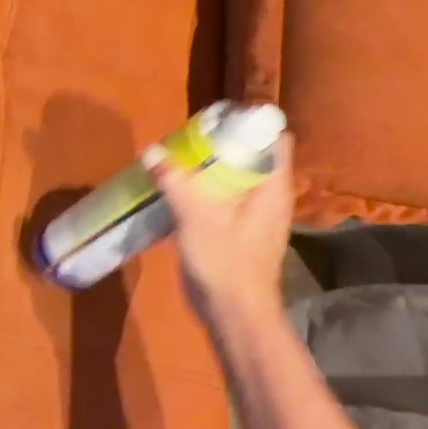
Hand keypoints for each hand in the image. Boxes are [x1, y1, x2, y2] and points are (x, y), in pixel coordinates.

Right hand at [148, 133, 295, 328]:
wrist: (234, 313)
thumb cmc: (226, 262)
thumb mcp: (196, 217)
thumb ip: (174, 182)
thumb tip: (152, 151)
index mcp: (271, 190)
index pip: (275, 143)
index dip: (251, 125)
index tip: (219, 115)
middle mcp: (267, 199)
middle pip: (251, 158)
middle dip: (221, 144)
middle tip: (187, 134)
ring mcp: (252, 217)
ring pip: (233, 179)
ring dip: (208, 167)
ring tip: (176, 156)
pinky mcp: (235, 232)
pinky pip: (220, 198)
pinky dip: (202, 188)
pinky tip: (175, 188)